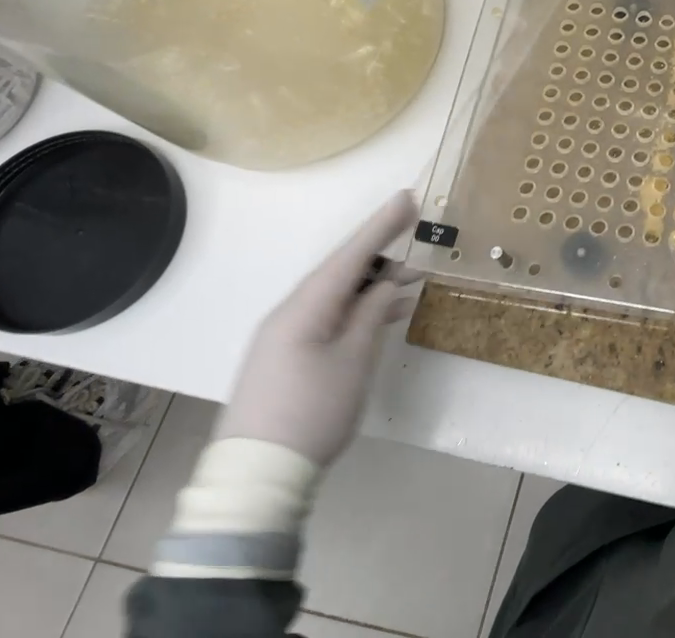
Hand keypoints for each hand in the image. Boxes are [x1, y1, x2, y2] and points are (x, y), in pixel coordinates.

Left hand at [214, 191, 422, 466]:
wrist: (257, 476)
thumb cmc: (312, 412)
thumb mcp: (352, 361)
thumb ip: (370, 315)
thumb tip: (386, 284)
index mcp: (303, 308)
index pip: (349, 256)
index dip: (380, 226)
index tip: (408, 198)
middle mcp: (289, 313)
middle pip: (339, 273)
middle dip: (379, 255)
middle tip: (418, 239)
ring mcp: (284, 336)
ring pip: (335, 296)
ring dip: (372, 285)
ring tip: (411, 277)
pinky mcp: (286, 357)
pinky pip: (328, 317)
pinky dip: (357, 309)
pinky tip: (384, 313)